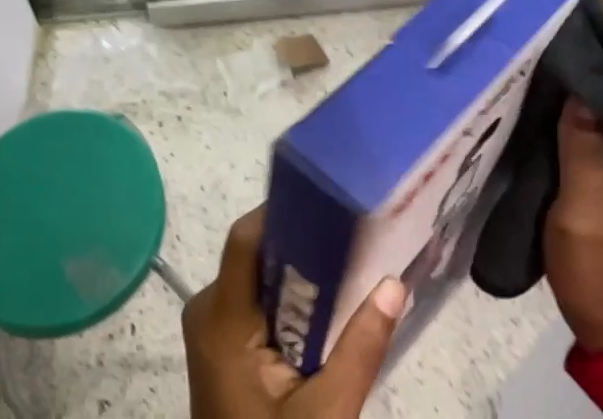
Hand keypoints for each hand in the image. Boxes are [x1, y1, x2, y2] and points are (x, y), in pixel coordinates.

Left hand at [183, 207, 405, 417]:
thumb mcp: (326, 411)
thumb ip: (360, 347)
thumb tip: (395, 284)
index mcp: (222, 319)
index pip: (245, 239)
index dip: (284, 213)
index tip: (331, 203)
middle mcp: (207, 308)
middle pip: (256, 254)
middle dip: (304, 245)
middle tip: (356, 236)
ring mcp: (211, 323)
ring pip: (258, 276)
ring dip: (300, 273)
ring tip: (351, 264)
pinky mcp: (220, 339)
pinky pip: (254, 299)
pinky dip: (288, 298)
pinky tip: (327, 303)